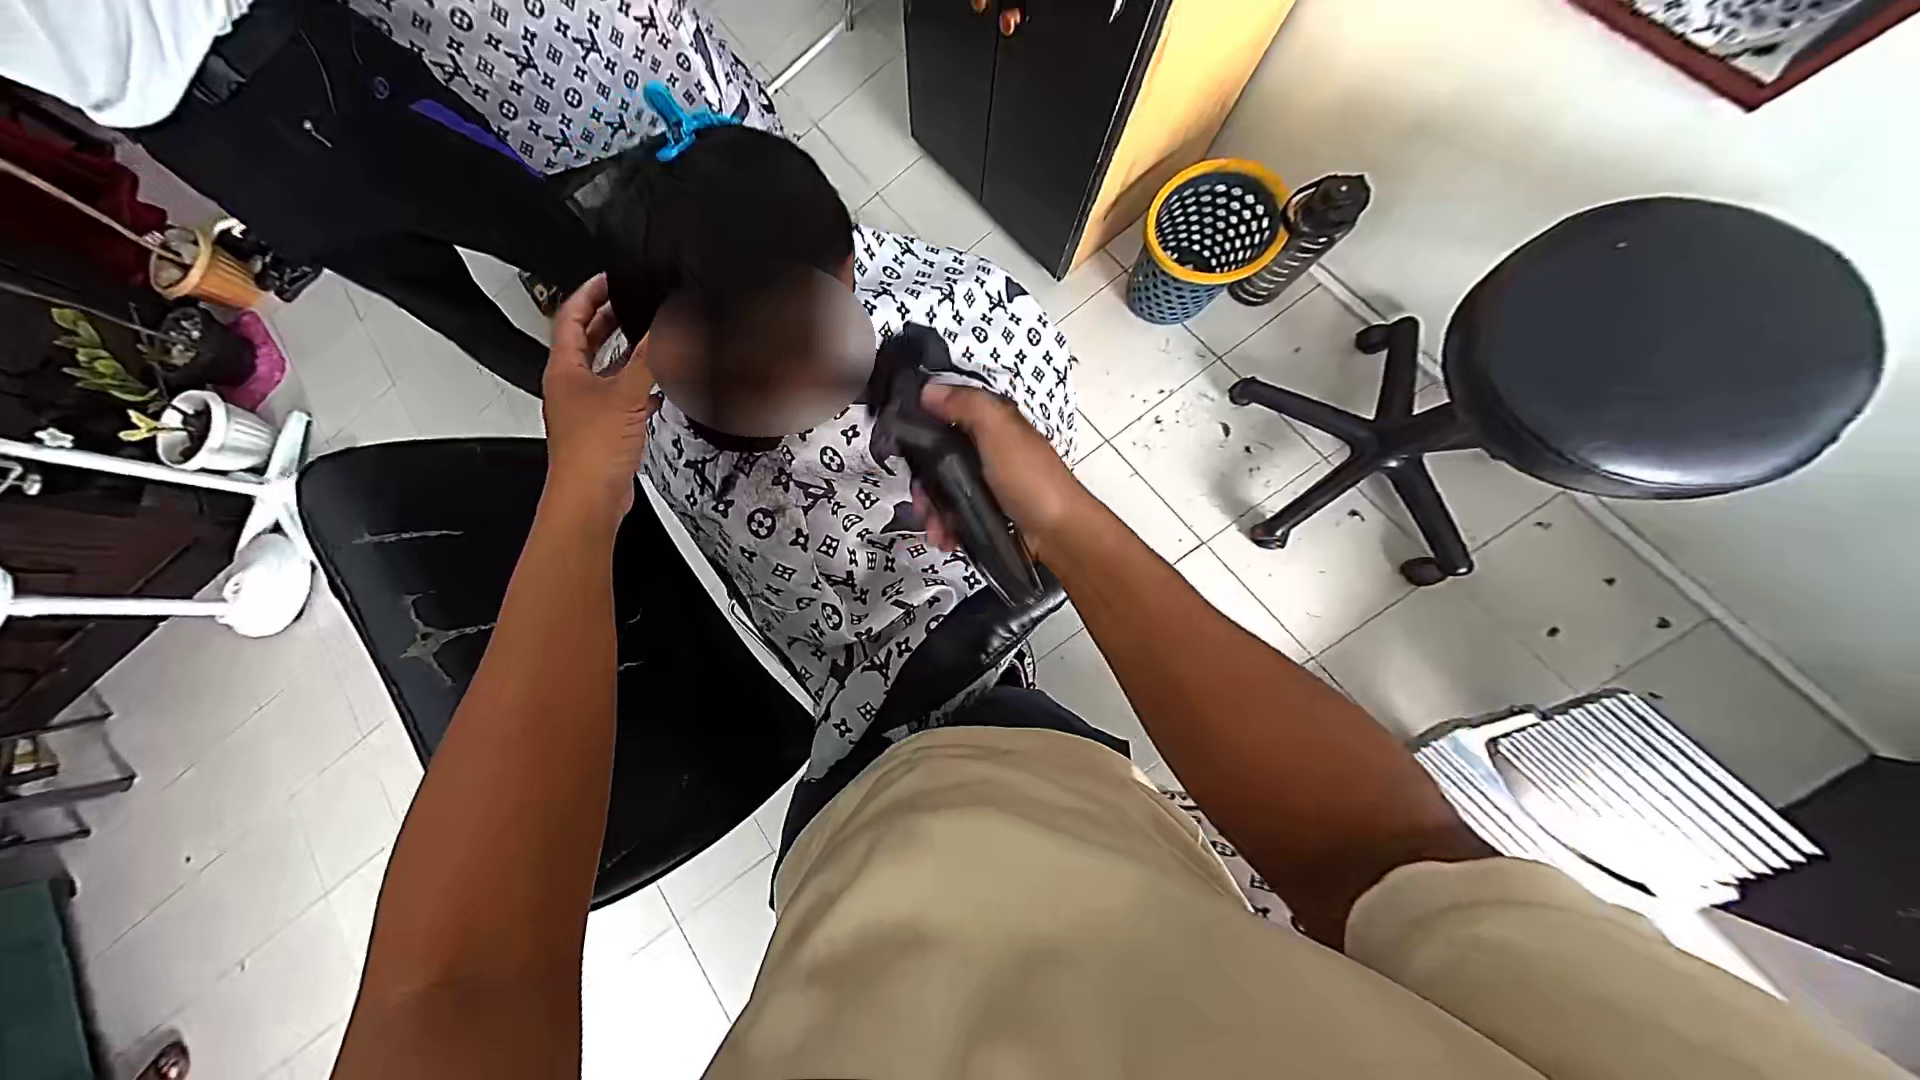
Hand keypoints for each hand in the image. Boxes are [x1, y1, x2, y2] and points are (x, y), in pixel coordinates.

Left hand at [541, 274, 660, 520]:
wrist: (589, 496)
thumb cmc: (590, 452)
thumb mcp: (625, 395)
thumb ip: (651, 360)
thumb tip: (670, 331)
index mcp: (564, 370)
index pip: (571, 317)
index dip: (589, 293)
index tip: (609, 279)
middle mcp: (572, 385)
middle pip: (588, 341)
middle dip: (610, 320)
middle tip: (632, 303)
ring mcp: (588, 407)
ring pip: (607, 370)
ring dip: (628, 353)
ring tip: (651, 339)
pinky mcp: (606, 428)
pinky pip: (623, 397)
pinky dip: (640, 387)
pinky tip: (659, 388)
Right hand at [914, 382, 1094, 562]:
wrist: (1058, 534)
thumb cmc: (1033, 481)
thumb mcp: (998, 431)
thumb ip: (966, 405)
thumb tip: (930, 390)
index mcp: (993, 426)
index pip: (947, 418)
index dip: (923, 431)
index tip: (904, 450)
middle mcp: (990, 453)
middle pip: (940, 461)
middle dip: (924, 484)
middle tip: (921, 501)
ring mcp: (990, 485)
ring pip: (946, 492)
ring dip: (934, 511)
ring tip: (935, 529)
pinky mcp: (990, 513)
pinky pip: (958, 517)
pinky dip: (948, 528)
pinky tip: (946, 538)